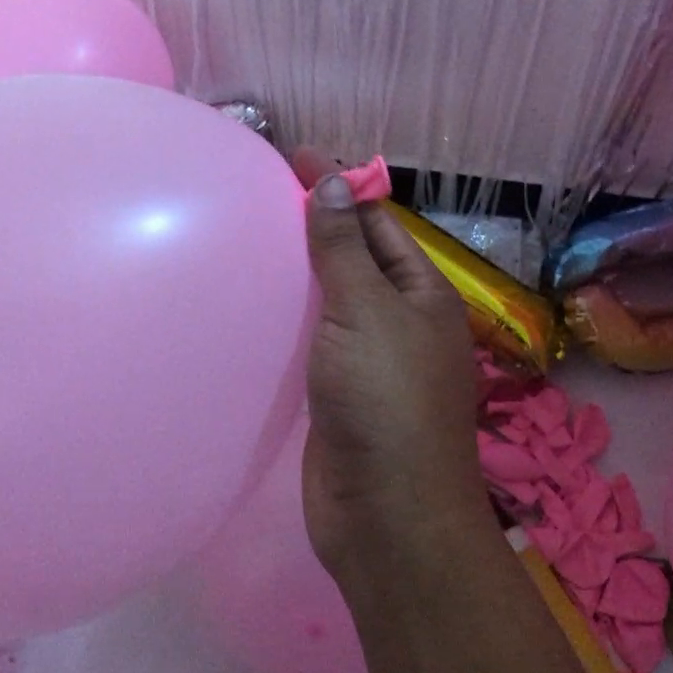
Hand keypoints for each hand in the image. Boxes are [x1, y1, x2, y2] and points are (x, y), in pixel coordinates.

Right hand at [292, 149, 492, 573]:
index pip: (379, 223)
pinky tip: (256, 303)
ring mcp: (371, 359)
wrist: (387, 513)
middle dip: (318, 224)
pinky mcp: (339, 393)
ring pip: (334, 299)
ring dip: (302, 270)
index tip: (295, 159)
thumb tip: (337, 182)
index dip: (341, 188)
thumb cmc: (386, 398)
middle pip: (357, 258)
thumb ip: (345, 248)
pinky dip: (292, 316)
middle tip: (260, 194)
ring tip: (250, 237)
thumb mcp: (367, 310)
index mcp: (422, 293)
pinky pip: (315, 339)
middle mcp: (402, 320)